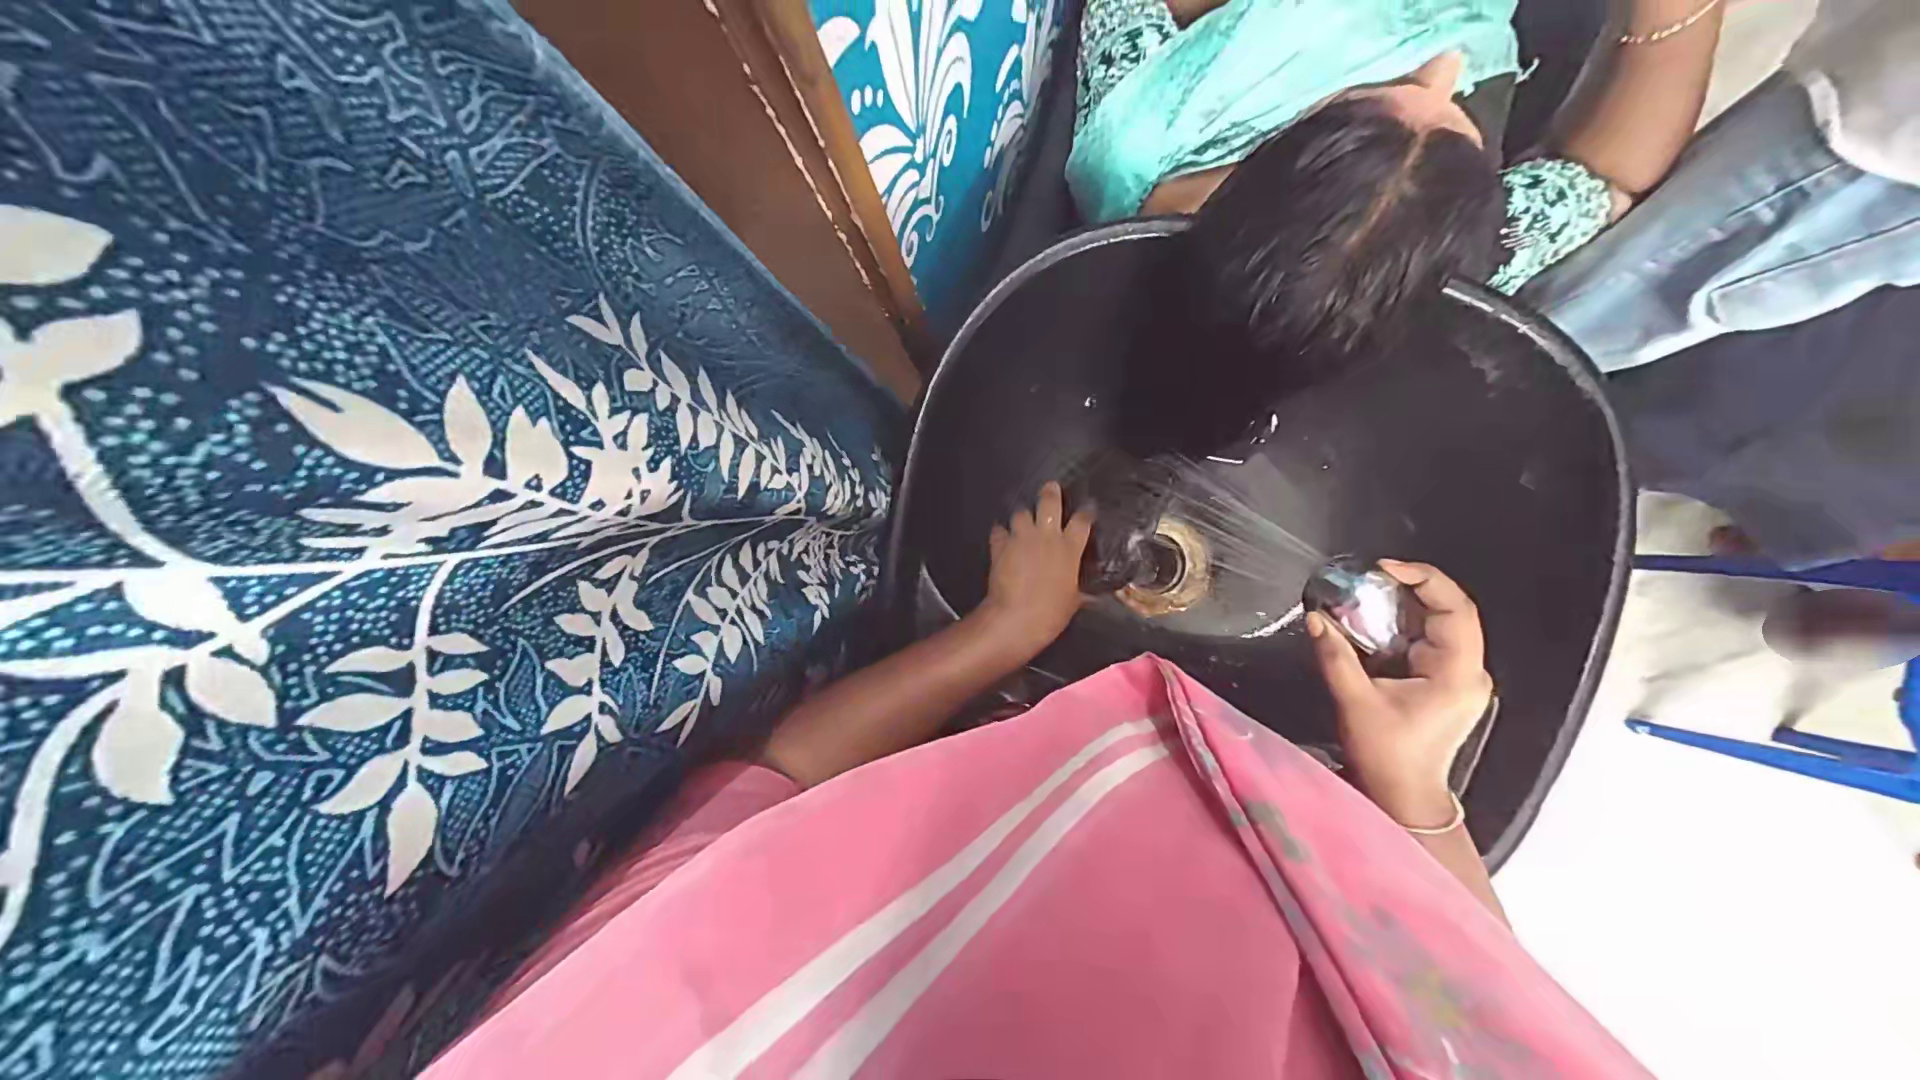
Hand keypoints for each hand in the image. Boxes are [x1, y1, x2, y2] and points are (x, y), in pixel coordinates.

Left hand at [975, 481, 1093, 659]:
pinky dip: (1000, 532)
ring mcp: (1021, 538)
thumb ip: (1083, 593)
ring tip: (1024, 518)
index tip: (1088, 507)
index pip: (1082, 520)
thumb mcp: (1073, 602)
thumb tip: (1094, 598)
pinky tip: (1001, 536)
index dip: (1086, 511)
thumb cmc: (1051, 613)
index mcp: (1069, 548)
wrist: (1015, 618)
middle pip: (1049, 502)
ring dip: (1023, 515)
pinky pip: (999, 531)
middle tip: (1050, 487)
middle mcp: (1046, 536)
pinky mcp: (999, 545)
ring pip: (1021, 513)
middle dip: (1050, 492)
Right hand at [1307, 559, 1492, 828]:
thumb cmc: (1386, 753)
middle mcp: (1468, 672)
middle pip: (1451, 612)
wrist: (1404, 794)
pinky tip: (1375, 622)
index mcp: (1457, 674)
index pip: (1456, 610)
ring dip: (1406, 606)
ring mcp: (1460, 678)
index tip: (1385, 568)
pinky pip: (1430, 640)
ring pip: (1441, 625)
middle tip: (1372, 577)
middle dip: (1412, 588)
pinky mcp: (1446, 683)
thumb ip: (1336, 656)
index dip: (1424, 579)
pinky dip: (1403, 625)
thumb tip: (1316, 618)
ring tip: (1368, 594)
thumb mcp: (1355, 701)